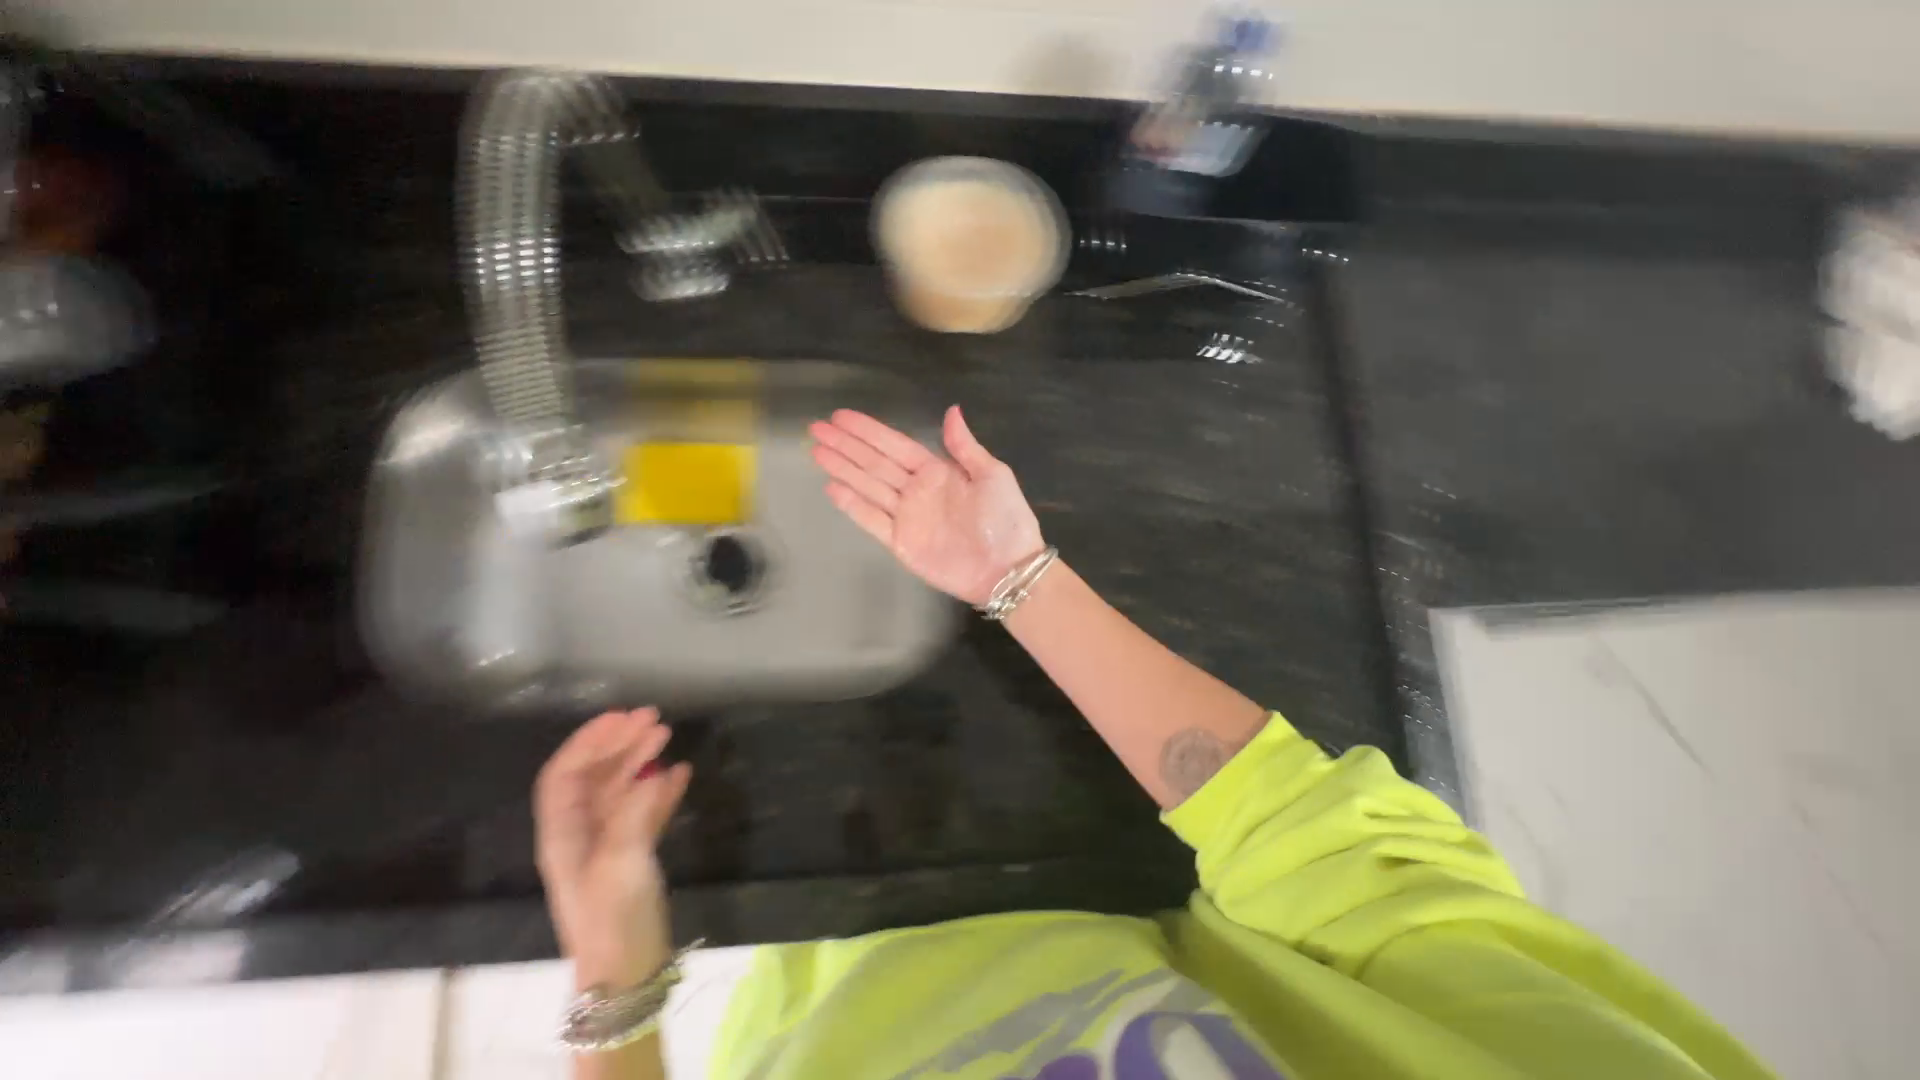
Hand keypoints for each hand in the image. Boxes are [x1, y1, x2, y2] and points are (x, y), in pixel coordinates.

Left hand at [533, 708, 692, 984]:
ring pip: (620, 790)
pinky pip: (644, 811)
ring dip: (640, 761)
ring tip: (667, 735)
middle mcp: (581, 834)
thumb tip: (654, 769)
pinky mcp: (634, 858)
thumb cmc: (614, 918)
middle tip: (652, 718)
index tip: (622, 717)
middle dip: (619, 744)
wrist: (627, 977)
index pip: (566, 774)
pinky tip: (680, 772)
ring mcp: (608, 846)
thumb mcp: (621, 862)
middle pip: (594, 777)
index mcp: (563, 834)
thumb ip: (634, 811)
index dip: (589, 742)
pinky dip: (659, 789)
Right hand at [809, 406, 1044, 605]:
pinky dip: (853, 505)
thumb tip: (951, 410)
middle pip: (874, 463)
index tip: (841, 417)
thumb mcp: (993, 474)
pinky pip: (872, 521)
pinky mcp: (901, 543)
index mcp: (937, 471)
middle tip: (816, 429)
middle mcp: (916, 490)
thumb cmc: (1007, 519)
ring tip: (817, 452)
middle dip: (846, 446)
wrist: (1009, 568)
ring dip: (843, 469)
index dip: (868, 432)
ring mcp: (906, 517)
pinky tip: (832, 488)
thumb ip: (964, 446)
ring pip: (868, 487)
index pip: (895, 445)